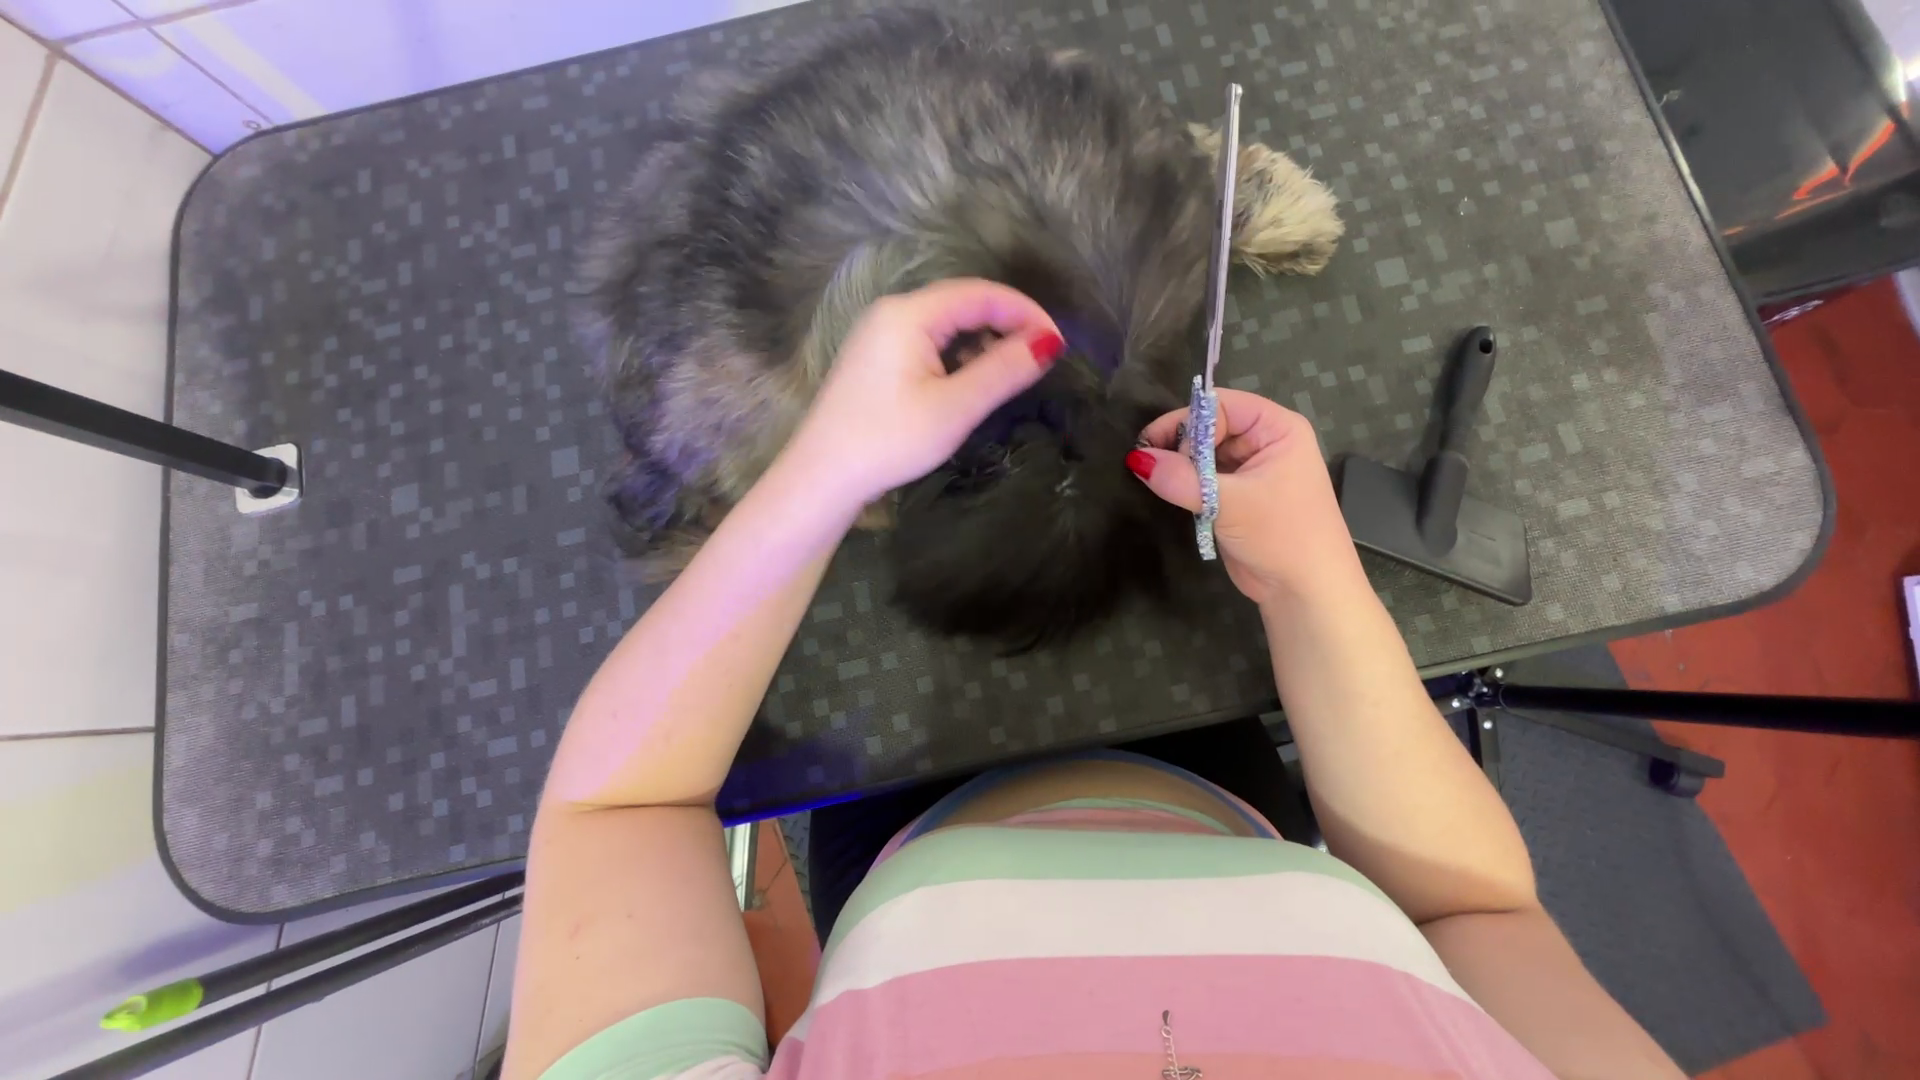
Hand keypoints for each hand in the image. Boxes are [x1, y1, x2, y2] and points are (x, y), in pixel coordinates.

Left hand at [783, 278, 1065, 509]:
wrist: (823, 475)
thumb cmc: (889, 440)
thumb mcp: (954, 408)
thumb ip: (1003, 371)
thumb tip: (1049, 343)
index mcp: (910, 314)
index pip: (980, 294)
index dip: (1025, 311)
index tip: (1057, 341)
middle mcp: (893, 312)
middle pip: (963, 304)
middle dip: (1006, 324)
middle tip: (1041, 357)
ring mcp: (880, 335)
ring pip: (946, 324)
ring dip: (983, 342)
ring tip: (1012, 372)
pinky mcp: (876, 359)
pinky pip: (928, 342)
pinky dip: (958, 355)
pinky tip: (972, 382)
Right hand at [1126, 389, 1367, 608]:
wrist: (1304, 590)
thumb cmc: (1282, 536)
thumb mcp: (1230, 503)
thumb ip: (1182, 479)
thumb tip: (1137, 459)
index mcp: (1277, 429)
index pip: (1221, 406)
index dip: (1188, 422)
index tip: (1156, 447)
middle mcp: (1264, 442)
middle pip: (1209, 427)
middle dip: (1180, 445)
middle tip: (1154, 469)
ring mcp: (1250, 470)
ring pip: (1202, 454)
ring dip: (1180, 467)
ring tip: (1157, 481)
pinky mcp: (1236, 496)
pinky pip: (1202, 478)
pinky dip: (1185, 485)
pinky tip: (1169, 494)